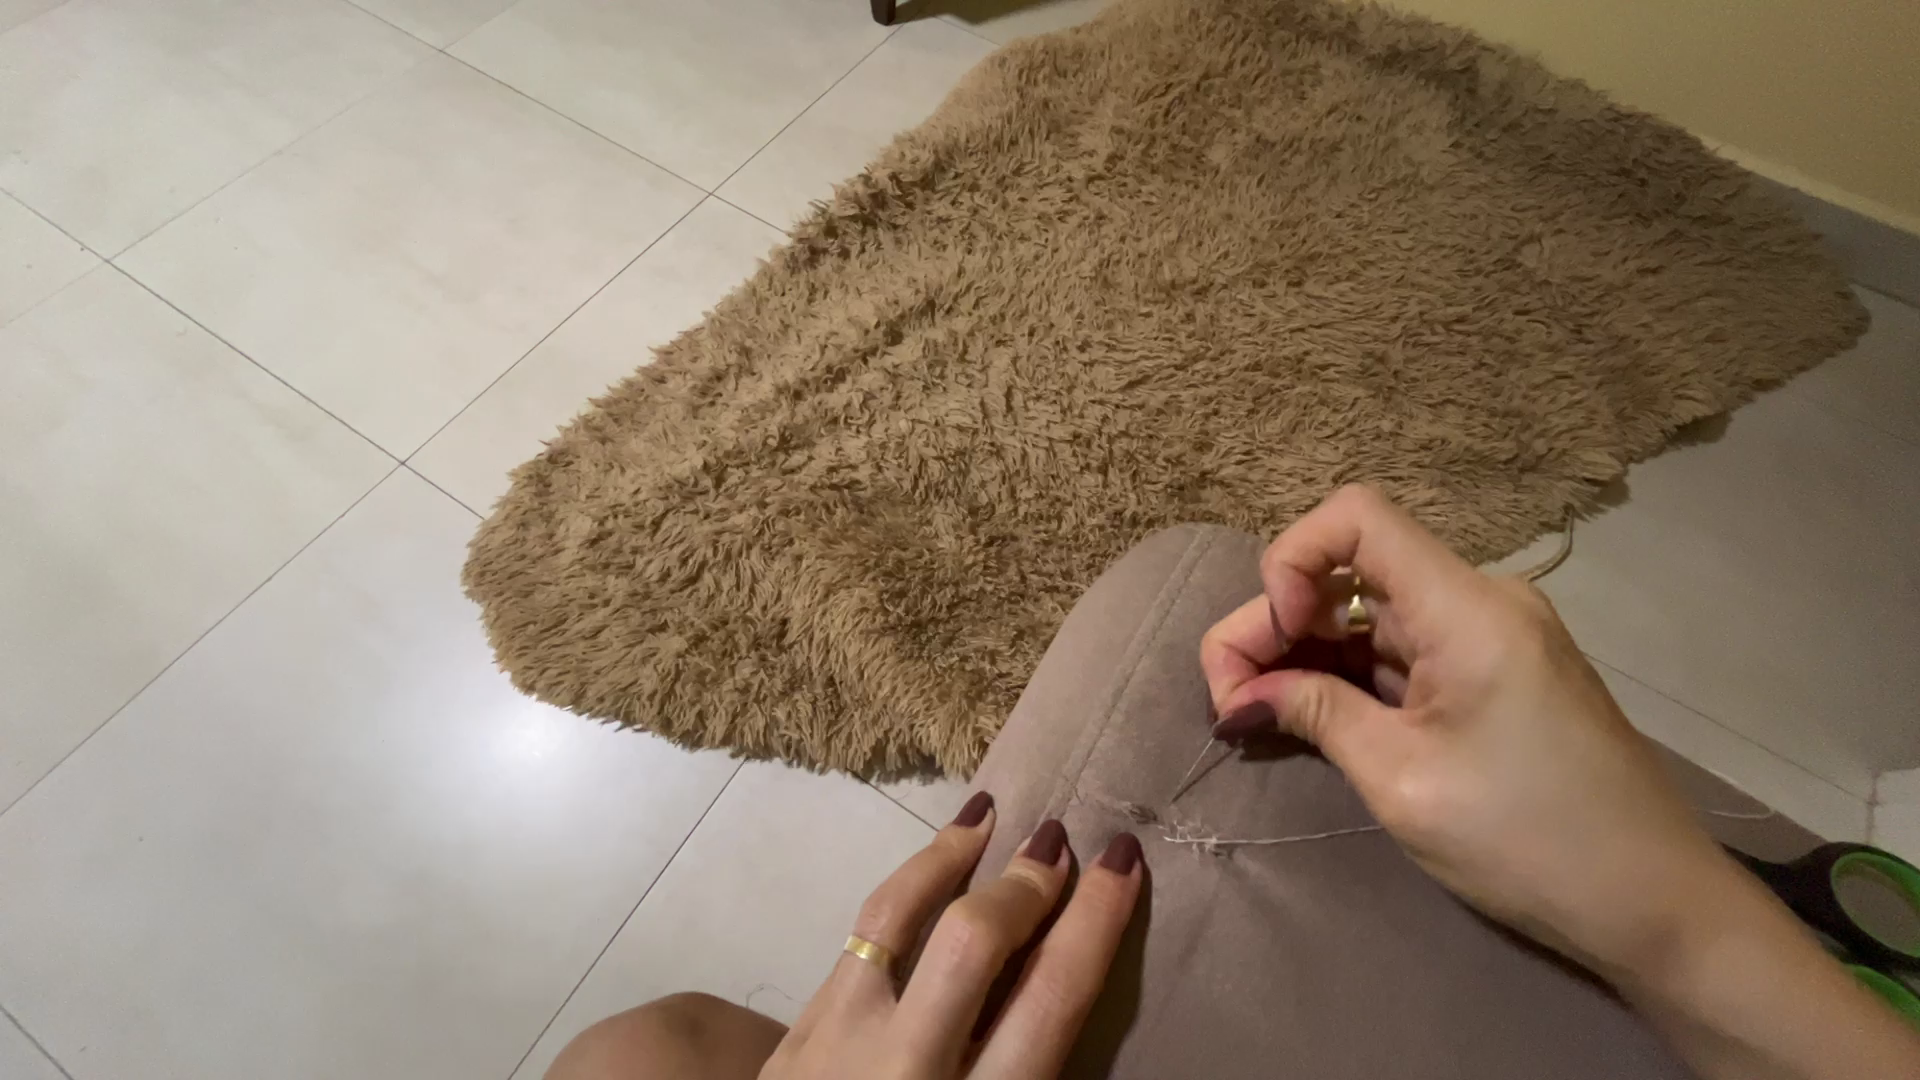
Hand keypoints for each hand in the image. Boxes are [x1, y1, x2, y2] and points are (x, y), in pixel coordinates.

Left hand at [759, 795, 1143, 1079]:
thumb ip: (1028, 1063)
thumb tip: (1062, 973)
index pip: (1051, 1001)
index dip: (1095, 921)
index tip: (1122, 862)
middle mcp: (909, 1066)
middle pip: (974, 945)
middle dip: (1025, 884)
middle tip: (1060, 840)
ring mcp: (842, 1038)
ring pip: (898, 916)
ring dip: (950, 856)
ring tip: (987, 814)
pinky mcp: (803, 1025)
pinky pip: (863, 931)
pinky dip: (906, 885)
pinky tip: (929, 865)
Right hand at [1197, 485, 1732, 976]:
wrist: (1660, 912)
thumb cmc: (1533, 842)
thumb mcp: (1402, 779)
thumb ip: (1314, 713)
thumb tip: (1239, 694)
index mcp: (1468, 610)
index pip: (1357, 518)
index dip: (1292, 558)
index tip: (1278, 633)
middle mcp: (1472, 601)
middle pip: (1341, 573)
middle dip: (1269, 625)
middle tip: (1228, 699)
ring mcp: (1474, 634)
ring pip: (1354, 612)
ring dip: (1293, 653)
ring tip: (1250, 710)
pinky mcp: (1473, 667)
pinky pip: (1384, 647)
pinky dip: (1332, 672)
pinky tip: (1296, 710)